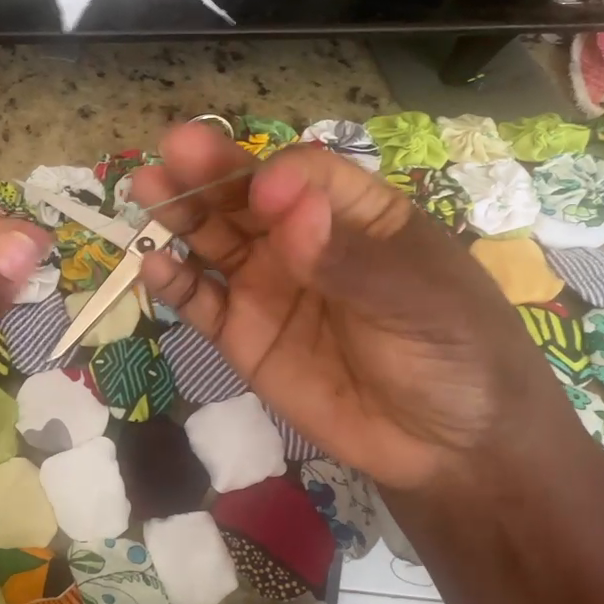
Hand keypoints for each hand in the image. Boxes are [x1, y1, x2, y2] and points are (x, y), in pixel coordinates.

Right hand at [129, 122, 571, 491]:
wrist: (451, 451)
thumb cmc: (456, 354)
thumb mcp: (420, 301)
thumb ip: (348, 257)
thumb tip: (287, 206)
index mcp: (352, 214)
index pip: (303, 174)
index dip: (277, 176)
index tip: (263, 191)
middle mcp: (300, 240)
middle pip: (244, 197)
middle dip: (208, 173)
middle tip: (169, 152)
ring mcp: (266, 286)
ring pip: (212, 239)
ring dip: (179, 214)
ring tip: (147, 192)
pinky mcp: (241, 334)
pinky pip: (200, 302)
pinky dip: (175, 283)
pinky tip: (155, 266)